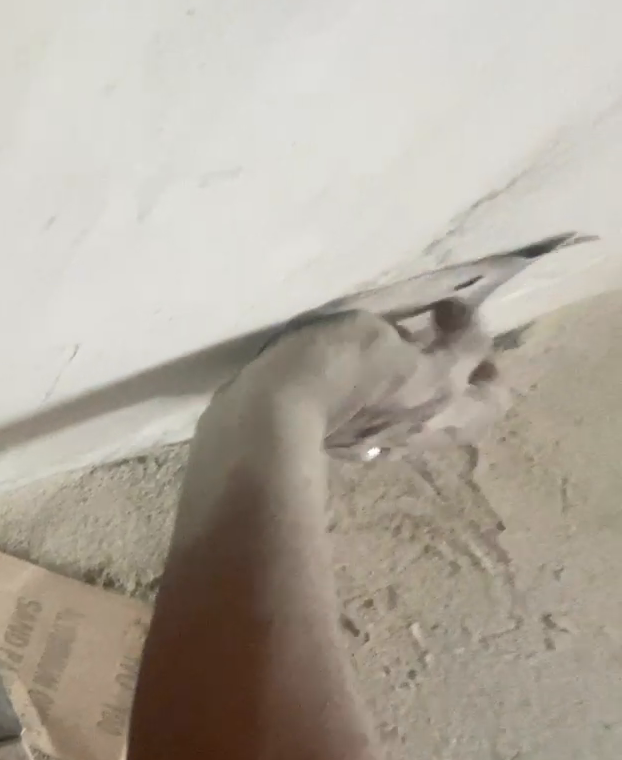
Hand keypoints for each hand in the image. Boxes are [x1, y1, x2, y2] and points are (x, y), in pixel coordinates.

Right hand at [216, 300, 509, 458]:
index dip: (461, 318)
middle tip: (464, 364)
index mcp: (441, 376)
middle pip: (489, 402)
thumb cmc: (321, 365)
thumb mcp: (359, 327)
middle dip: (485, 380)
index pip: (473, 341)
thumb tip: (395, 340)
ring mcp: (396, 440)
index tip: (443, 307)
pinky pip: (396, 439)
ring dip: (445, 409)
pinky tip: (380, 414)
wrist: (269, 417)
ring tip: (425, 394)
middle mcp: (432, 412)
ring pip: (445, 428)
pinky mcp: (357, 453)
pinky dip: (399, 424)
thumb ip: (388, 332)